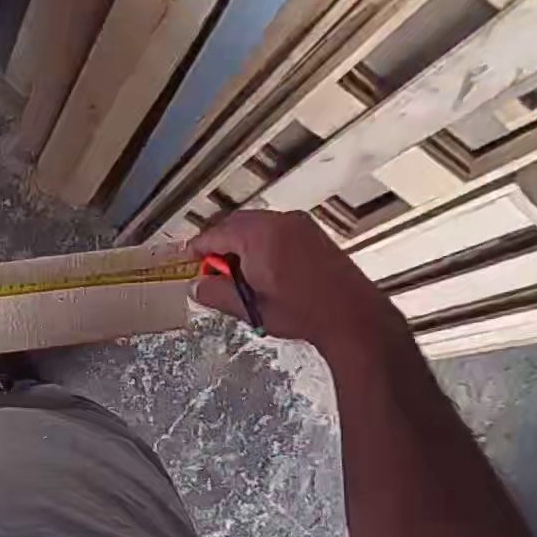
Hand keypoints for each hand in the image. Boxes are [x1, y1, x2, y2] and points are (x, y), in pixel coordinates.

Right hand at [187, 210, 404, 352]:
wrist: (349, 314)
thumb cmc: (301, 311)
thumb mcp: (248, 307)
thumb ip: (216, 293)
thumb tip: (195, 286)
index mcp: (259, 236)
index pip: (215, 234)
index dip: (197, 248)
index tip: (186, 260)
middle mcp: (280, 222)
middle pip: (235, 224)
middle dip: (218, 245)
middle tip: (209, 271)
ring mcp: (299, 225)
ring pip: (255, 226)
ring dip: (239, 245)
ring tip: (235, 275)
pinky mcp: (311, 233)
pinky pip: (274, 230)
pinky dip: (259, 244)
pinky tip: (259, 270)